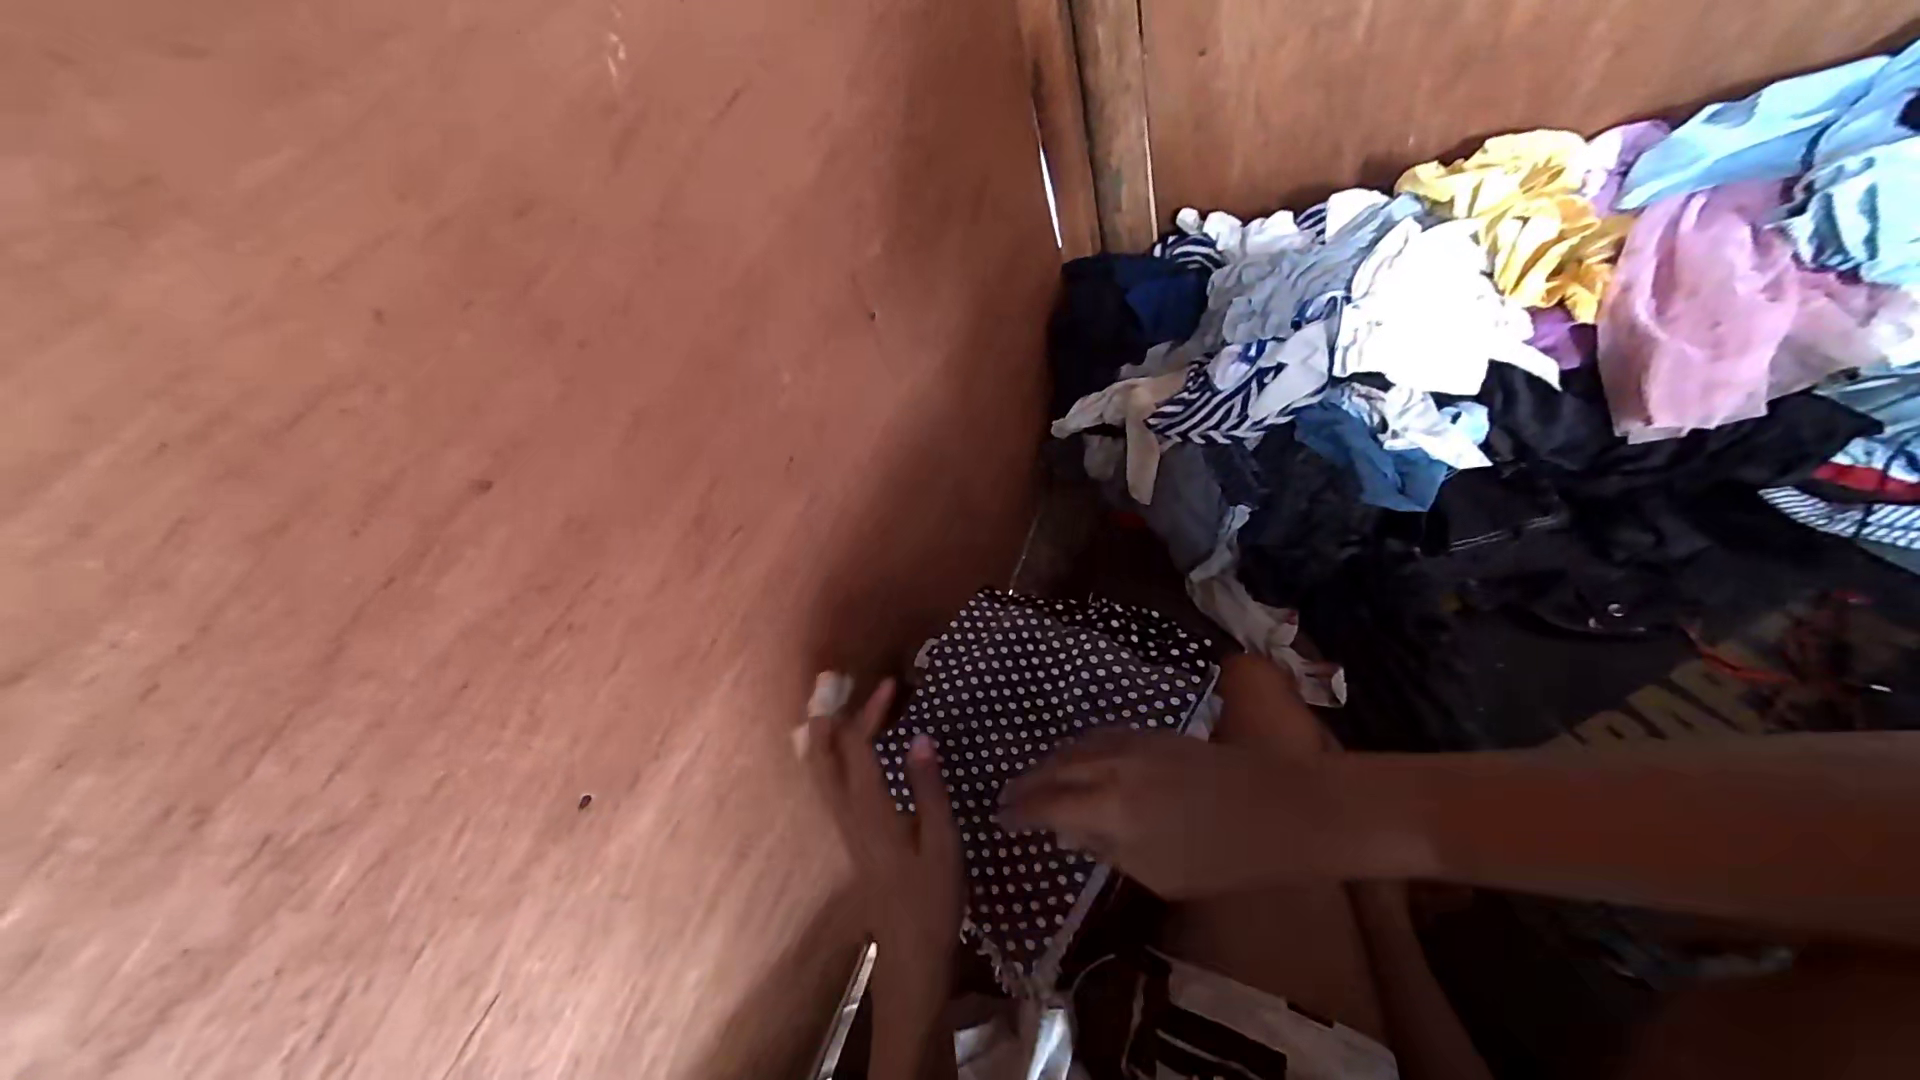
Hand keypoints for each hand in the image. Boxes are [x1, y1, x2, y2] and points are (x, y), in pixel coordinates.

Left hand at [804, 678, 963, 968]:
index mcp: (870, 809)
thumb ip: (929, 788)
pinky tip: (846, 748)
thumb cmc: (931, 896)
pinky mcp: (848, 833)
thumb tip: (920, 737)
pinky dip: (831, 754)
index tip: (890, 686)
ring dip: (826, 733)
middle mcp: (846, 812)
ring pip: (819, 769)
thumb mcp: (941, 841)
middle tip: (848, 687)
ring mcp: (842, 824)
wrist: (909, 950)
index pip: (857, 747)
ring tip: (841, 706)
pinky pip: (827, 782)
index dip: (868, 712)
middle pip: (823, 754)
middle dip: (832, 716)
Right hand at [997, 729, 1428, 897]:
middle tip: (1006, 798)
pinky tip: (1075, 758)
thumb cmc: (1223, 858)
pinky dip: (1077, 747)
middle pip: (1054, 769)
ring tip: (1033, 779)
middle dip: (1026, 784)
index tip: (1000, 819)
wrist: (1279, 807)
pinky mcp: (1150, 732)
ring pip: (1074, 746)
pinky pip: (1098, 736)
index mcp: (1111, 806)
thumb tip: (1067, 832)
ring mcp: (1131, 742)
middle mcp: (1111, 765)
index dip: (1020, 812)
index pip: (1047, 805)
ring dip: (1048, 762)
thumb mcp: (1158, 872)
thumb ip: (1105, 848)